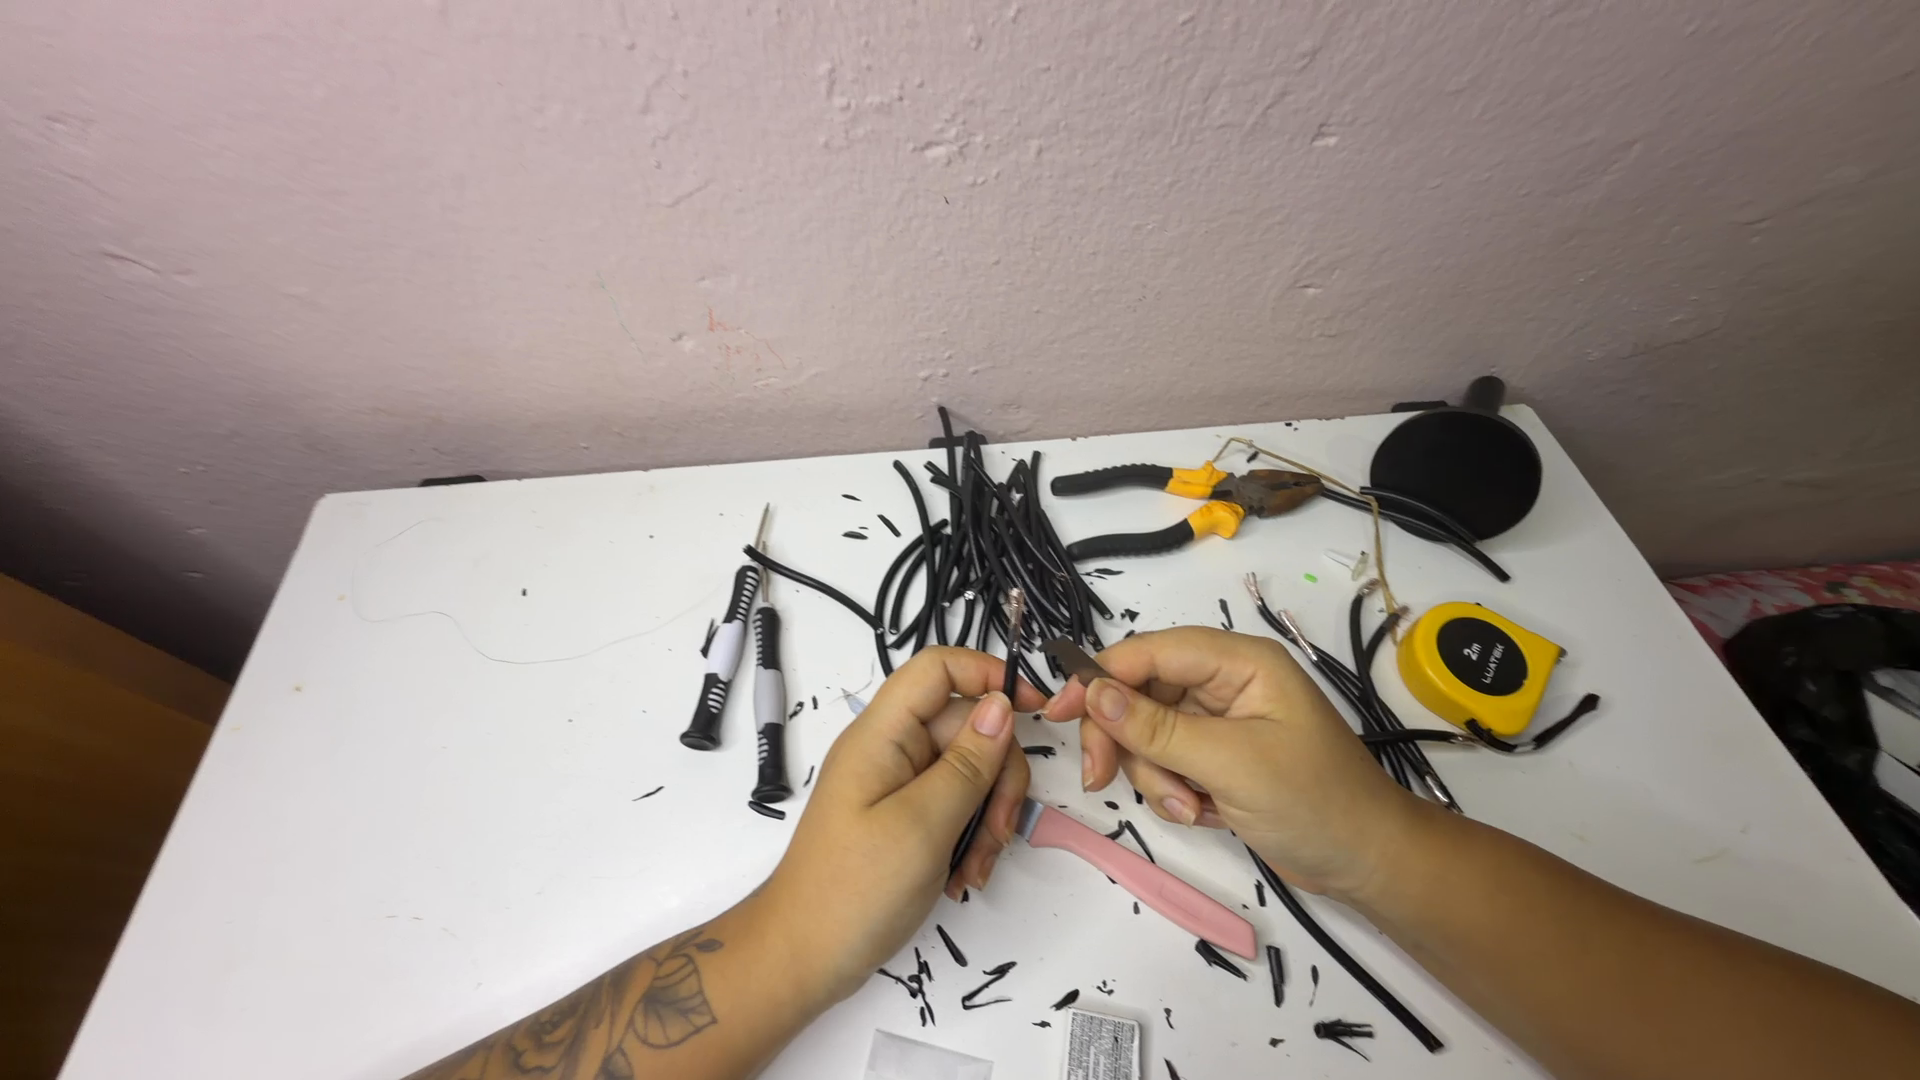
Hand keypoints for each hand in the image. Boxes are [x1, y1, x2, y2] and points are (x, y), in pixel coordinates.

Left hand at [763, 647, 1046, 1003]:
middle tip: (999, 832)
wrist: (802, 960)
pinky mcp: (906, 815)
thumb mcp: (922, 825)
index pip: (937, 668)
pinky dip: (971, 835)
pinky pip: (955, 804)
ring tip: (977, 867)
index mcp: (883, 733)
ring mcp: (898, 783)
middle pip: (966, 726)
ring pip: (969, 769)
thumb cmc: (855, 888)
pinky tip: (966, 875)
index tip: (1034, 709)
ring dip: (987, 815)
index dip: (987, 674)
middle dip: (997, 776)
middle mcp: (892, 748)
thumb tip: (1000, 705)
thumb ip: (966, 763)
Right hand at [1043, 626, 1419, 900]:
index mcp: (1238, 662)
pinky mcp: (1212, 752)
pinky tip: (1201, 811)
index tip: (1059, 711)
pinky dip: (1169, 787)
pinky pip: (1162, 757)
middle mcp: (1222, 680)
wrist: (1367, 863)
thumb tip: (1093, 693)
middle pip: (1138, 692)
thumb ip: (1157, 728)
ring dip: (1153, 773)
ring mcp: (1215, 718)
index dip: (1100, 676)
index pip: (1150, 652)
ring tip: (1187, 806)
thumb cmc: (1313, 802)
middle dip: (1124, 738)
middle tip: (1101, 778)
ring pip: (1144, 730)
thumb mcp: (1230, 764)